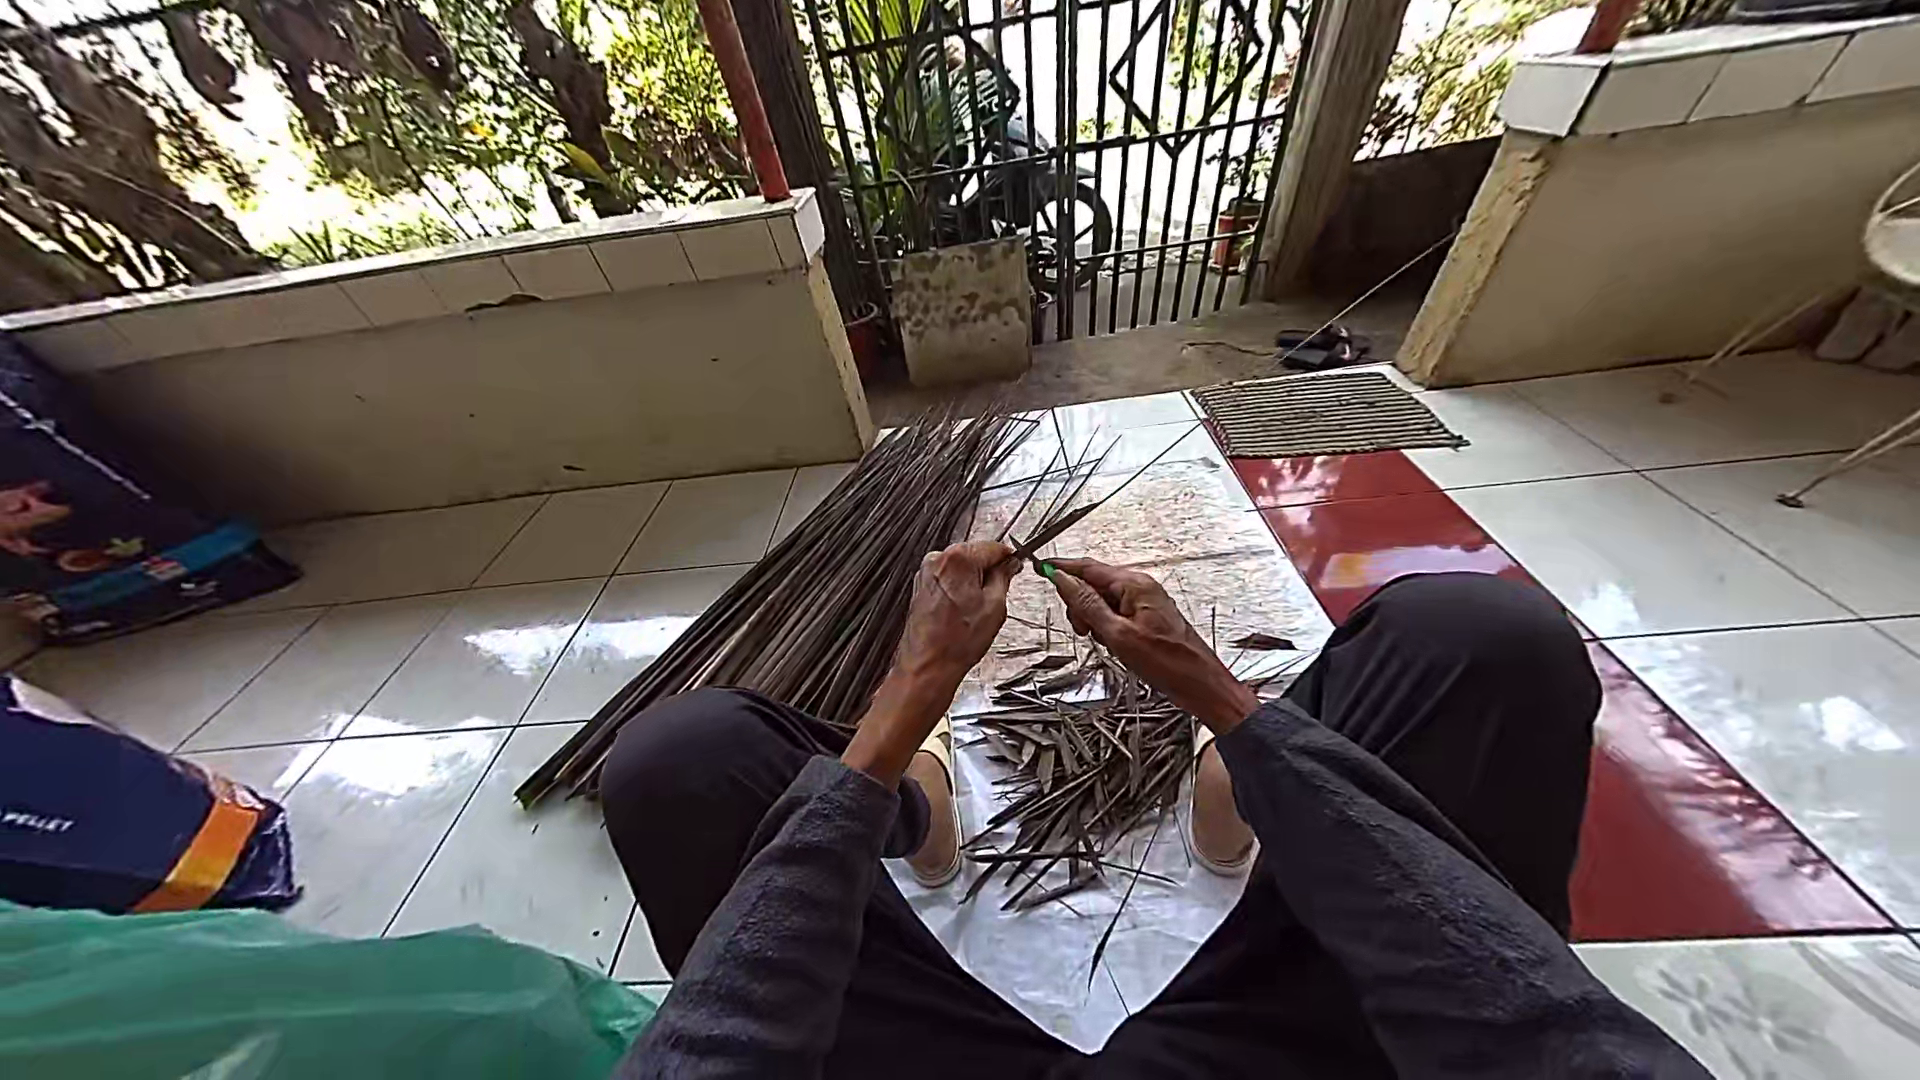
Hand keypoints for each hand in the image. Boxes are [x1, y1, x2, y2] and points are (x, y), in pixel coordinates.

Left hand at [844, 541, 1014, 785]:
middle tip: (999, 595)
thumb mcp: (995, 606)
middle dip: (989, 570)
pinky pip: (949, 578)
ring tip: (979, 609)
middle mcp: (938, 560)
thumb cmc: (955, 642)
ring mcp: (926, 572)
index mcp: (958, 559)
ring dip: (974, 581)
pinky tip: (964, 612)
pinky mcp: (922, 586)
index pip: (993, 546)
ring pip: (962, 567)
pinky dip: (959, 589)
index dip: (1009, 558)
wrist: (927, 665)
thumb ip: (1004, 577)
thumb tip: (1009, 565)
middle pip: (975, 553)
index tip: (1016, 567)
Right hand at [1043, 557, 1257, 733]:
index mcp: (1134, 584)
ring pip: (1102, 600)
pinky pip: (1115, 613)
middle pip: (1093, 583)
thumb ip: (1087, 604)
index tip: (1040, 569)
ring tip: (1104, 641)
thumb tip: (1062, 579)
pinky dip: (1107, 626)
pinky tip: (1114, 644)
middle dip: (1080, 605)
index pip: (1088, 567)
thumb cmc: (1168, 663)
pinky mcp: (1146, 616)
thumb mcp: (1118, 635)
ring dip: (1093, 619)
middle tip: (1083, 630)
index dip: (1061, 568)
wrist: (1202, 685)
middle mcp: (1140, 586)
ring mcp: (1144, 601)